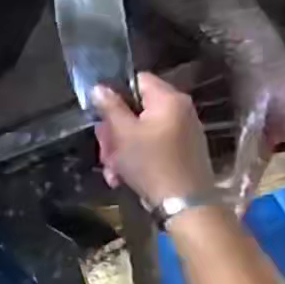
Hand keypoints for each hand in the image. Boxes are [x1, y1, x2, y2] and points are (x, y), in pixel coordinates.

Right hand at [92, 73, 216, 206]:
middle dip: (114, 127)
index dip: (115, 91)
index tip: (99, 110)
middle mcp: (180, 111)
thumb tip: (100, 87)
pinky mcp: (180, 150)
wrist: (185, 203)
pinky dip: (133, 155)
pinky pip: (149, 144)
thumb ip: (110, 106)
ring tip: (112, 166)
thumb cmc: (151, 162)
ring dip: (119, 146)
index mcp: (169, 100)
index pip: (138, 79)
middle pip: (135, 107)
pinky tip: (122, 174)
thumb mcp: (122, 133)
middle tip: (104, 146)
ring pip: (138, 129)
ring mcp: (182, 131)